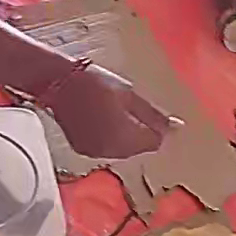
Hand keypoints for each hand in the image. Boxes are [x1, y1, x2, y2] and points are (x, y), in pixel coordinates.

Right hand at [45, 64, 176, 158]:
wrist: (58, 83)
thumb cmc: (95, 83)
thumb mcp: (129, 95)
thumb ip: (154, 116)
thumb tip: (177, 127)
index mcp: (126, 138)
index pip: (154, 143)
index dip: (158, 129)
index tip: (154, 114)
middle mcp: (111, 151)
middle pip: (139, 149)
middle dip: (142, 133)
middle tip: (135, 110)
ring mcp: (95, 152)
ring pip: (122, 151)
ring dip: (126, 137)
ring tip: (117, 112)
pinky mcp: (83, 150)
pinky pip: (105, 149)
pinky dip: (109, 139)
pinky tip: (103, 120)